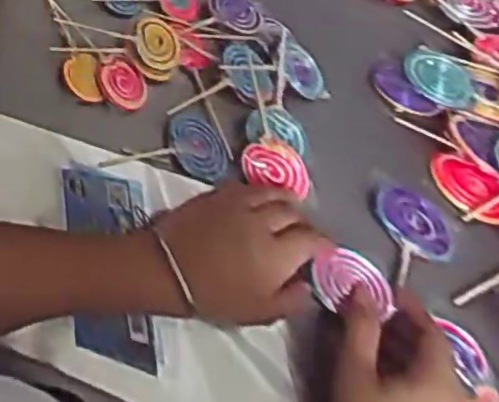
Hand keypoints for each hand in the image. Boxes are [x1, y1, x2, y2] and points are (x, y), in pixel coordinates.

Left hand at [150, 184, 330, 325]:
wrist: (169, 266)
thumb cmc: (217, 294)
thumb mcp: (262, 311)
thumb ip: (292, 298)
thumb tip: (308, 285)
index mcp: (277, 252)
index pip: (312, 238)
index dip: (325, 242)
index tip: (328, 247)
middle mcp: (260, 221)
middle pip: (291, 211)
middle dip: (305, 219)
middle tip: (307, 228)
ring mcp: (234, 203)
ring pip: (267, 191)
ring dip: (283, 197)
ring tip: (289, 203)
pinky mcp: (212, 194)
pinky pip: (241, 186)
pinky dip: (256, 189)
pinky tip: (257, 195)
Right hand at [334, 288, 462, 401]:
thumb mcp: (354, 368)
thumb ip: (360, 325)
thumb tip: (364, 287)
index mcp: (442, 380)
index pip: (433, 333)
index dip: (412, 308)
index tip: (390, 289)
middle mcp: (461, 397)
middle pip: (437, 356)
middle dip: (405, 330)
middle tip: (373, 313)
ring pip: (437, 377)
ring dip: (408, 354)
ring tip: (376, 342)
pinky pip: (437, 394)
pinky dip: (415, 377)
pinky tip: (390, 376)